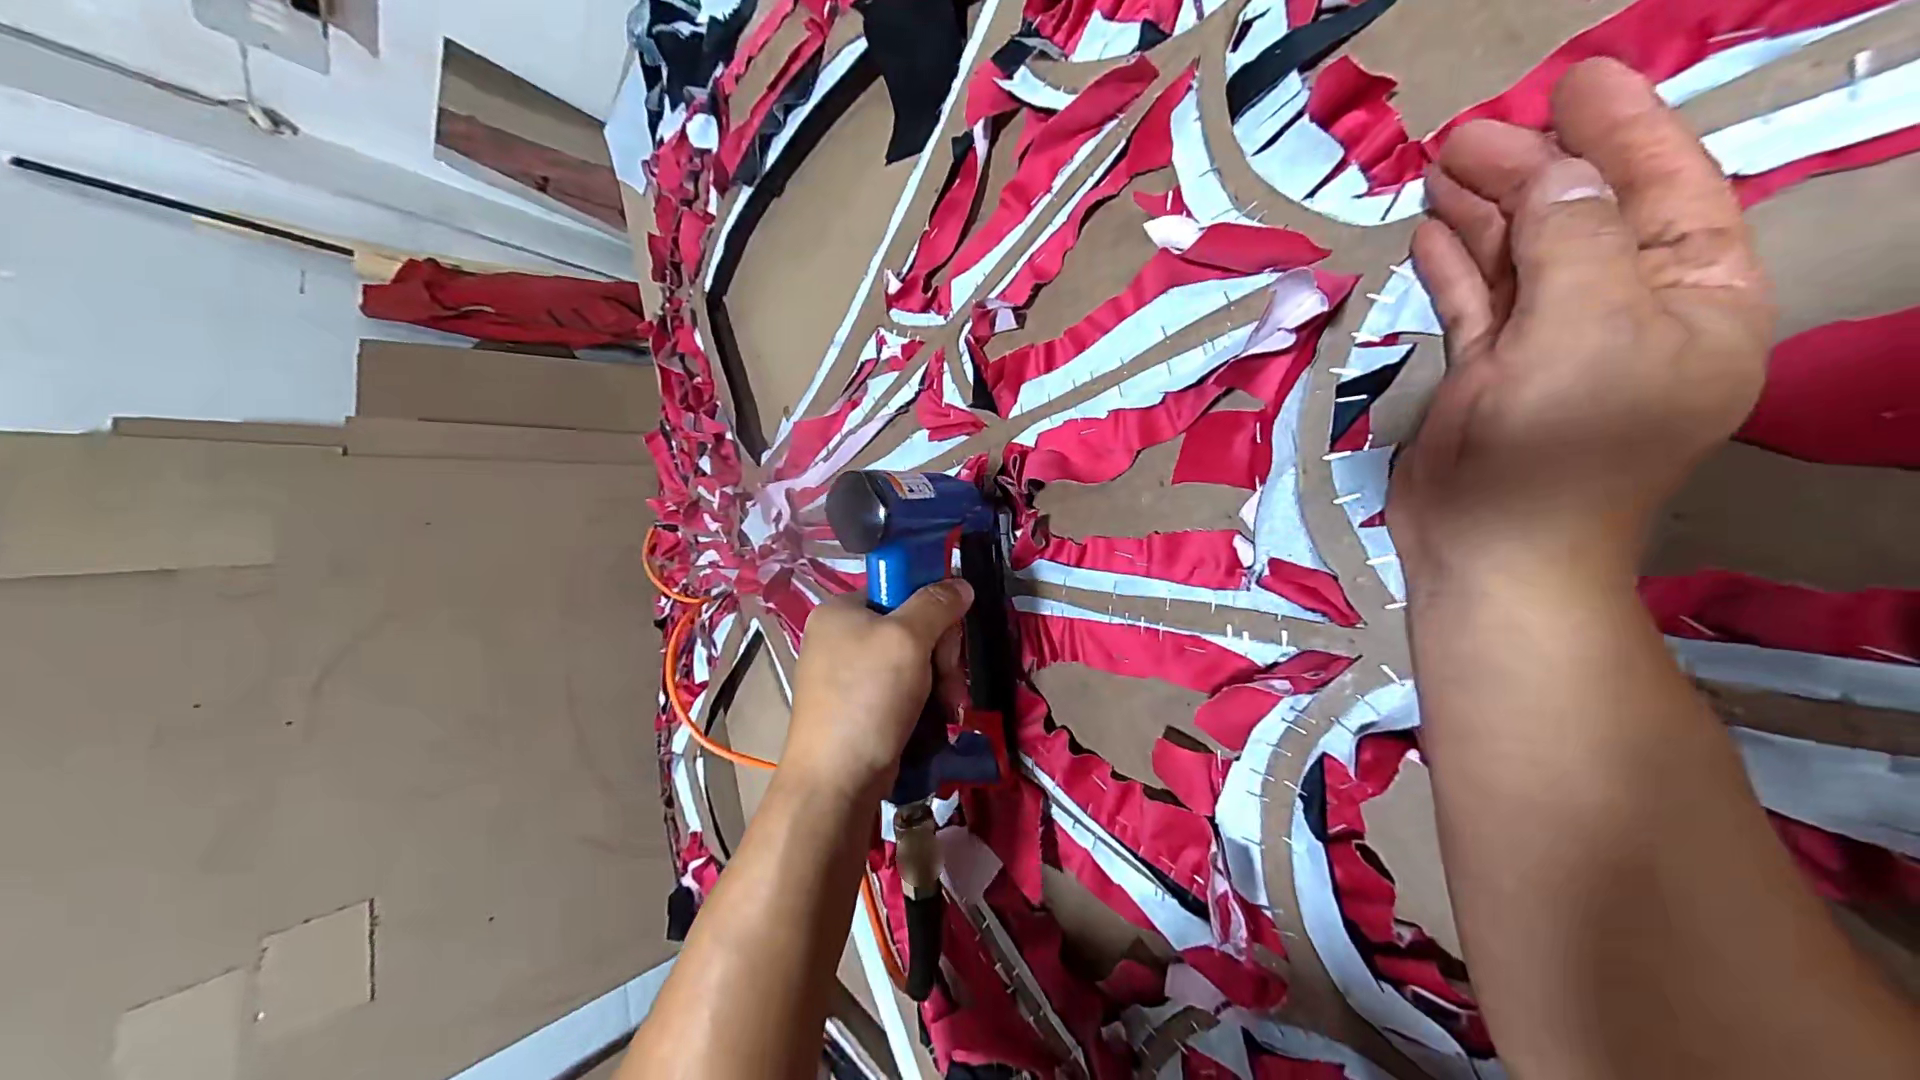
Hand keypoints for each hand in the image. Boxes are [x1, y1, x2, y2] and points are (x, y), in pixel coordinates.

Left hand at [780, 580, 973, 800]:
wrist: (836, 781)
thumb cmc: (867, 697)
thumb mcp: (907, 639)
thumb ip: (937, 605)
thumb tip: (961, 583)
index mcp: (841, 611)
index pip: (899, 588)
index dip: (931, 608)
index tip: (950, 632)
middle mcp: (841, 638)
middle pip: (912, 628)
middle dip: (941, 656)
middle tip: (948, 681)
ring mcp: (849, 676)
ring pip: (914, 663)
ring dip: (940, 683)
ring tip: (948, 709)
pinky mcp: (861, 708)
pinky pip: (904, 691)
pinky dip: (925, 703)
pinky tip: (937, 721)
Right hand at [1394, 58, 1774, 589]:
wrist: (1489, 549)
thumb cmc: (1557, 447)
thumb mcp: (1586, 326)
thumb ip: (1576, 237)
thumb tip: (1554, 169)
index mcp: (1693, 303)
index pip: (1667, 193)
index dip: (1624, 133)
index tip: (1573, 81)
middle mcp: (1624, 318)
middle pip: (1581, 220)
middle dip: (1532, 169)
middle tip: (1472, 130)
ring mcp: (1548, 348)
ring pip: (1519, 259)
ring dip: (1483, 212)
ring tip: (1443, 166)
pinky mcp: (1487, 375)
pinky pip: (1476, 304)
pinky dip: (1455, 267)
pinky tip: (1431, 232)